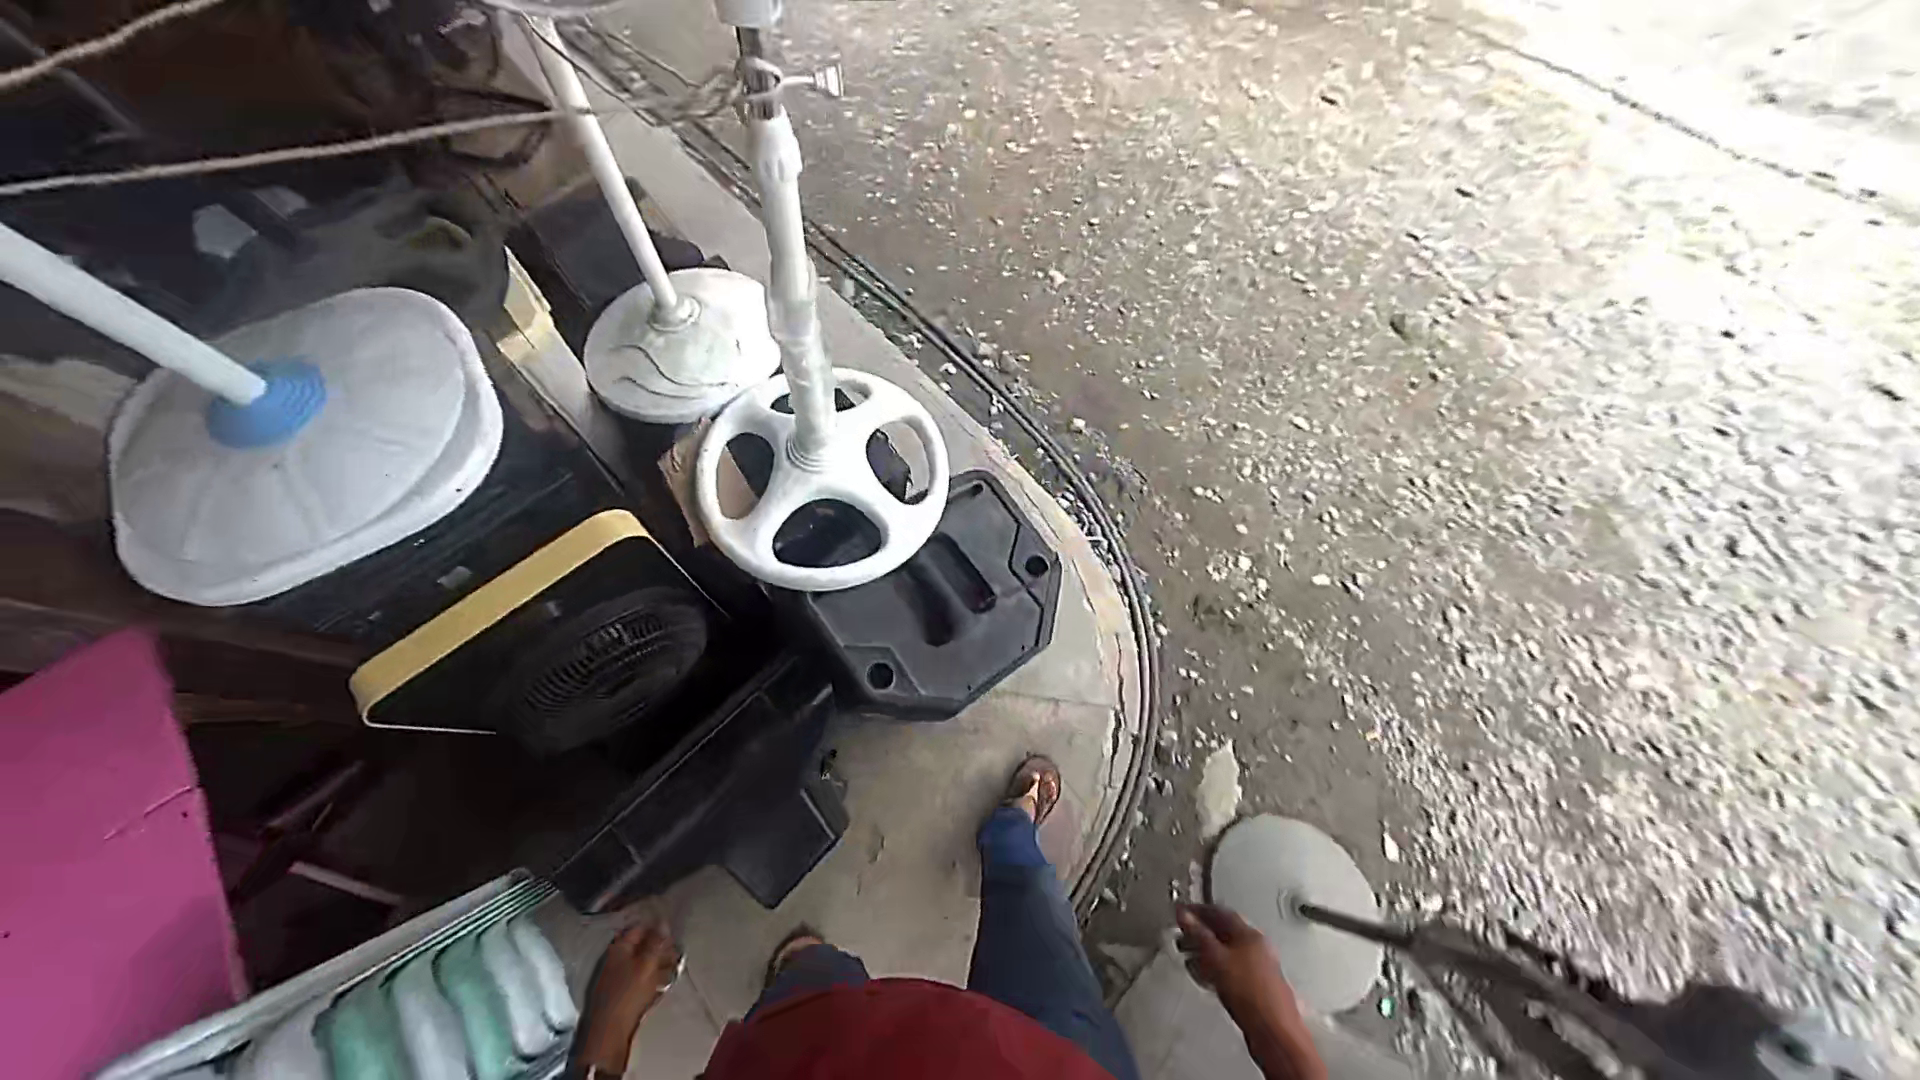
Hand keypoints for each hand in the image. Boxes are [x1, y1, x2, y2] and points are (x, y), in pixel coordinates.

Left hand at [574, 921, 680, 1074]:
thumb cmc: (629, 993)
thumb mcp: (647, 963)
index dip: (656, 926)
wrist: (609, 1033)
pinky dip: (652, 977)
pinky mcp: (620, 994)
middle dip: (659, 946)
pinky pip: (639, 978)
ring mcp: (616, 978)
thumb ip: (656, 942)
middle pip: (640, 946)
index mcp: (619, 948)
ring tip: (674, 965)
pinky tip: (663, 981)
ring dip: (658, 962)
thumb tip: (663, 921)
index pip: (639, 928)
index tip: (672, 929)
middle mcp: (615, 959)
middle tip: (676, 949)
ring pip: (641, 963)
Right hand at [1177, 904, 1324, 1079]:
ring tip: (1193, 957)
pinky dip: (1218, 969)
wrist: (1274, 1034)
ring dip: (1209, 952)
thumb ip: (1197, 934)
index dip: (1199, 910)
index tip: (1184, 912)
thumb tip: (1185, 915)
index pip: (1221, 912)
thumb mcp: (1215, 957)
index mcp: (1251, 935)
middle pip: (1226, 932)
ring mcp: (1261, 969)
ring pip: (1229, 952)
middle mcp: (1259, 949)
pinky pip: (1234, 970)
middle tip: (1185, 934)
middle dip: (1203, 933)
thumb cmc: (1252, 995)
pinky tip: (1209, 978)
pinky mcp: (1259, 989)